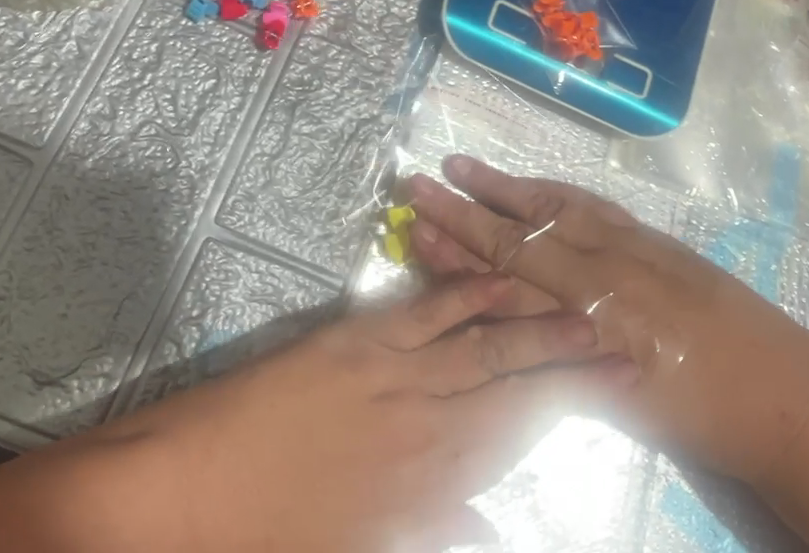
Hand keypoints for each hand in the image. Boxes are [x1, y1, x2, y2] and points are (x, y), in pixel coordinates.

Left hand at [42, 274, 637, 552]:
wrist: (185, 494)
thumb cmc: (274, 536)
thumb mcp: (368, 548)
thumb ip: (439, 532)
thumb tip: (493, 529)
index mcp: (433, 481)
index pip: (522, 431)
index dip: (574, 403)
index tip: (619, 383)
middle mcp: (428, 420)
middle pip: (515, 382)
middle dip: (572, 361)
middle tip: (623, 341)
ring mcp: (392, 371)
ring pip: (480, 341)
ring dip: (534, 324)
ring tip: (582, 309)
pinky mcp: (352, 339)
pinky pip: (424, 312)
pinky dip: (465, 294)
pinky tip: (497, 281)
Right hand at [408, 156, 808, 485]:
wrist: (788, 400)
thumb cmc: (698, 414)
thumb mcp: (618, 395)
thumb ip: (558, 349)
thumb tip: (498, 314)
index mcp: (598, 307)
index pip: (511, 264)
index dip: (459, 237)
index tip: (419, 212)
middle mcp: (611, 264)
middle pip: (525, 226)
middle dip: (468, 202)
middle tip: (421, 179)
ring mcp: (637, 245)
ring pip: (558, 206)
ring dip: (507, 187)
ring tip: (466, 167)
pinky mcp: (659, 242)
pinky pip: (595, 206)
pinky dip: (556, 193)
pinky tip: (538, 188)